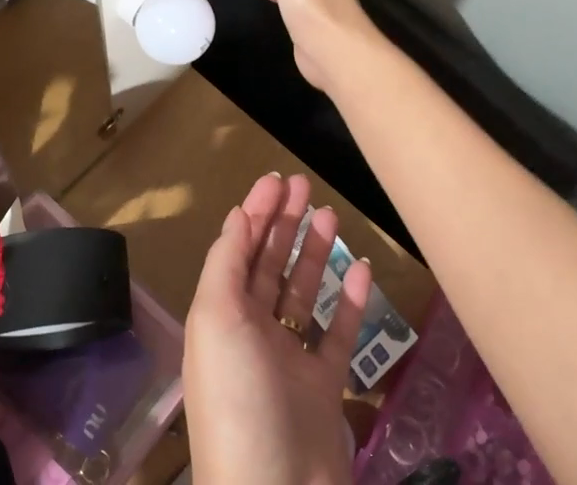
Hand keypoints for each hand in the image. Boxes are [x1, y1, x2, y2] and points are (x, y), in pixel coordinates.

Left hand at [185, 172, 371, 484]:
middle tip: (304, 185)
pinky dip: (349, 301)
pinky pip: (338, 334)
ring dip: (313, 254)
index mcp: (219, 319)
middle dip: (282, 224)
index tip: (275, 179)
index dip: (254, 213)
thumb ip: (227, 266)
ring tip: (329, 214)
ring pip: (302, 295)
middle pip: (268, 267)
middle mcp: (251, 335)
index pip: (236, 252)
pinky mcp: (325, 387)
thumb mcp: (217, 322)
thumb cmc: (239, 398)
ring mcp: (289, 361)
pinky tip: (360, 269)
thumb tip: (238, 215)